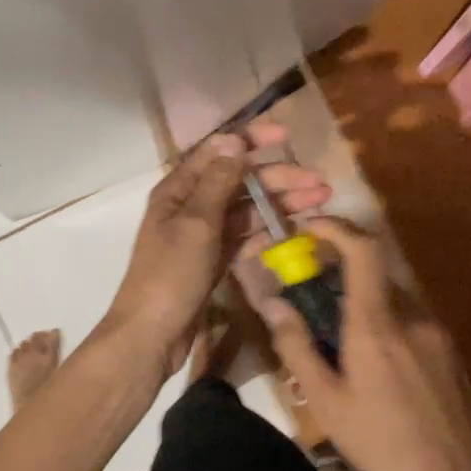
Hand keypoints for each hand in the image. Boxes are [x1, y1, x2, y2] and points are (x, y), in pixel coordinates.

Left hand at [103, 121, 330, 376]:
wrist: (152, 334)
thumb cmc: (170, 275)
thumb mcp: (196, 224)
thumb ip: (217, 183)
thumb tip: (233, 140)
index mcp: (177, 191)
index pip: (217, 153)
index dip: (250, 141)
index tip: (287, 136)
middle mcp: (188, 207)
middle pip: (237, 182)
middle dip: (277, 177)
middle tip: (319, 182)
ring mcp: (200, 236)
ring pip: (245, 210)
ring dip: (278, 204)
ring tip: (319, 201)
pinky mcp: (211, 262)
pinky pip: (243, 238)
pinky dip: (266, 232)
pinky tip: (294, 231)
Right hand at [260, 217, 470, 470]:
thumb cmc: (378, 448)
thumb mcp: (324, 402)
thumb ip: (296, 346)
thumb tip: (273, 302)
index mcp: (378, 326)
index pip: (363, 251)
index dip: (335, 228)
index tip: (307, 227)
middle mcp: (413, 320)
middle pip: (374, 275)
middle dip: (337, 277)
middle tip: (306, 302)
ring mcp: (438, 338)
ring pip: (391, 302)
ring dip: (360, 306)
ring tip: (334, 348)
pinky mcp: (450, 358)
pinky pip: (408, 325)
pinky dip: (381, 327)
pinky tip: (369, 372)